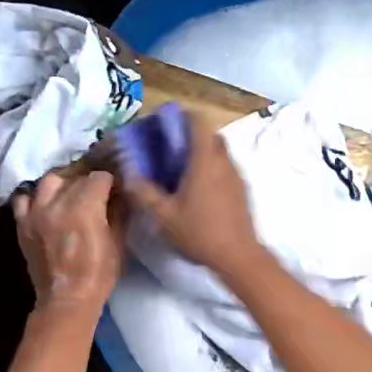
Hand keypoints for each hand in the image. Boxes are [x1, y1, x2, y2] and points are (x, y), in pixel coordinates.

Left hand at [12, 171, 122, 314]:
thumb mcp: (118, 241)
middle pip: (75, 177)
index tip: (115, 190)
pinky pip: (24, 198)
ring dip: (62, 184)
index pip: (100, 176)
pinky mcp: (22, 223)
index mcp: (85, 206)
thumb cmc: (99, 273)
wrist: (67, 300)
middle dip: (89, 182)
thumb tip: (118, 193)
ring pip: (49, 180)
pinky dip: (35, 197)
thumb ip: (118, 210)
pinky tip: (46, 205)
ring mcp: (36, 211)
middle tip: (96, 193)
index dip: (110, 182)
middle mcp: (58, 202)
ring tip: (70, 194)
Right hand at [120, 113, 266, 276]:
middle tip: (170, 147)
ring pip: (220, 151)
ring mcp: (236, 174)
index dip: (183, 116)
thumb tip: (129, 176)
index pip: (199, 122)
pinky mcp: (242, 189)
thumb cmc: (200, 231)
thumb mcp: (164, 215)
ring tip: (181, 169)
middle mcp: (224, 161)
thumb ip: (145, 193)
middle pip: (210, 134)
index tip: (166, 123)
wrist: (238, 255)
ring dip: (202, 152)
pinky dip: (212, 167)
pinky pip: (225, 167)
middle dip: (191, 135)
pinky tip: (198, 188)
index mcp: (205, 160)